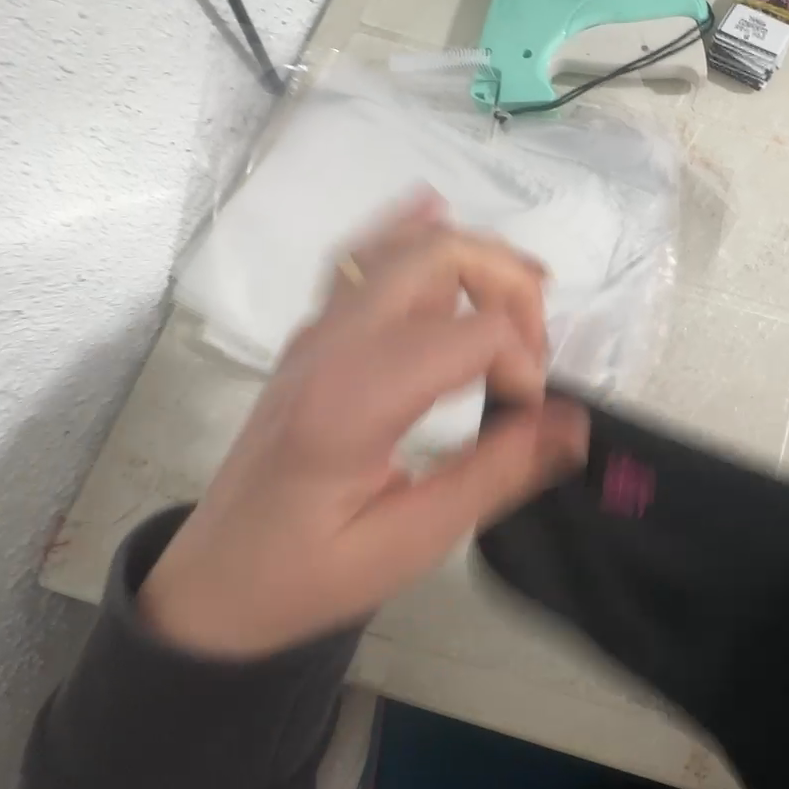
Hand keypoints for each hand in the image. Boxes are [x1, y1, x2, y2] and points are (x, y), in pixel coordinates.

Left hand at [138, 192, 588, 659]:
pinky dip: (408, 228)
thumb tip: (572, 424)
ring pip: (404, 246)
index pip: (472, 334)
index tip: (534, 415)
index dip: (526, 361)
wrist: (216, 582)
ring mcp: (319, 331)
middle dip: (510, 281)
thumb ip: (496, 474)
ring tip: (526, 289)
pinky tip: (434, 206)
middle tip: (538, 342)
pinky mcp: (318, 335)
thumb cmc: (309, 574)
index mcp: (355, 401)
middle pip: (438, 257)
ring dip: (476, 256)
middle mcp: (333, 345)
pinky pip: (365, 257)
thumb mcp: (411, 541)